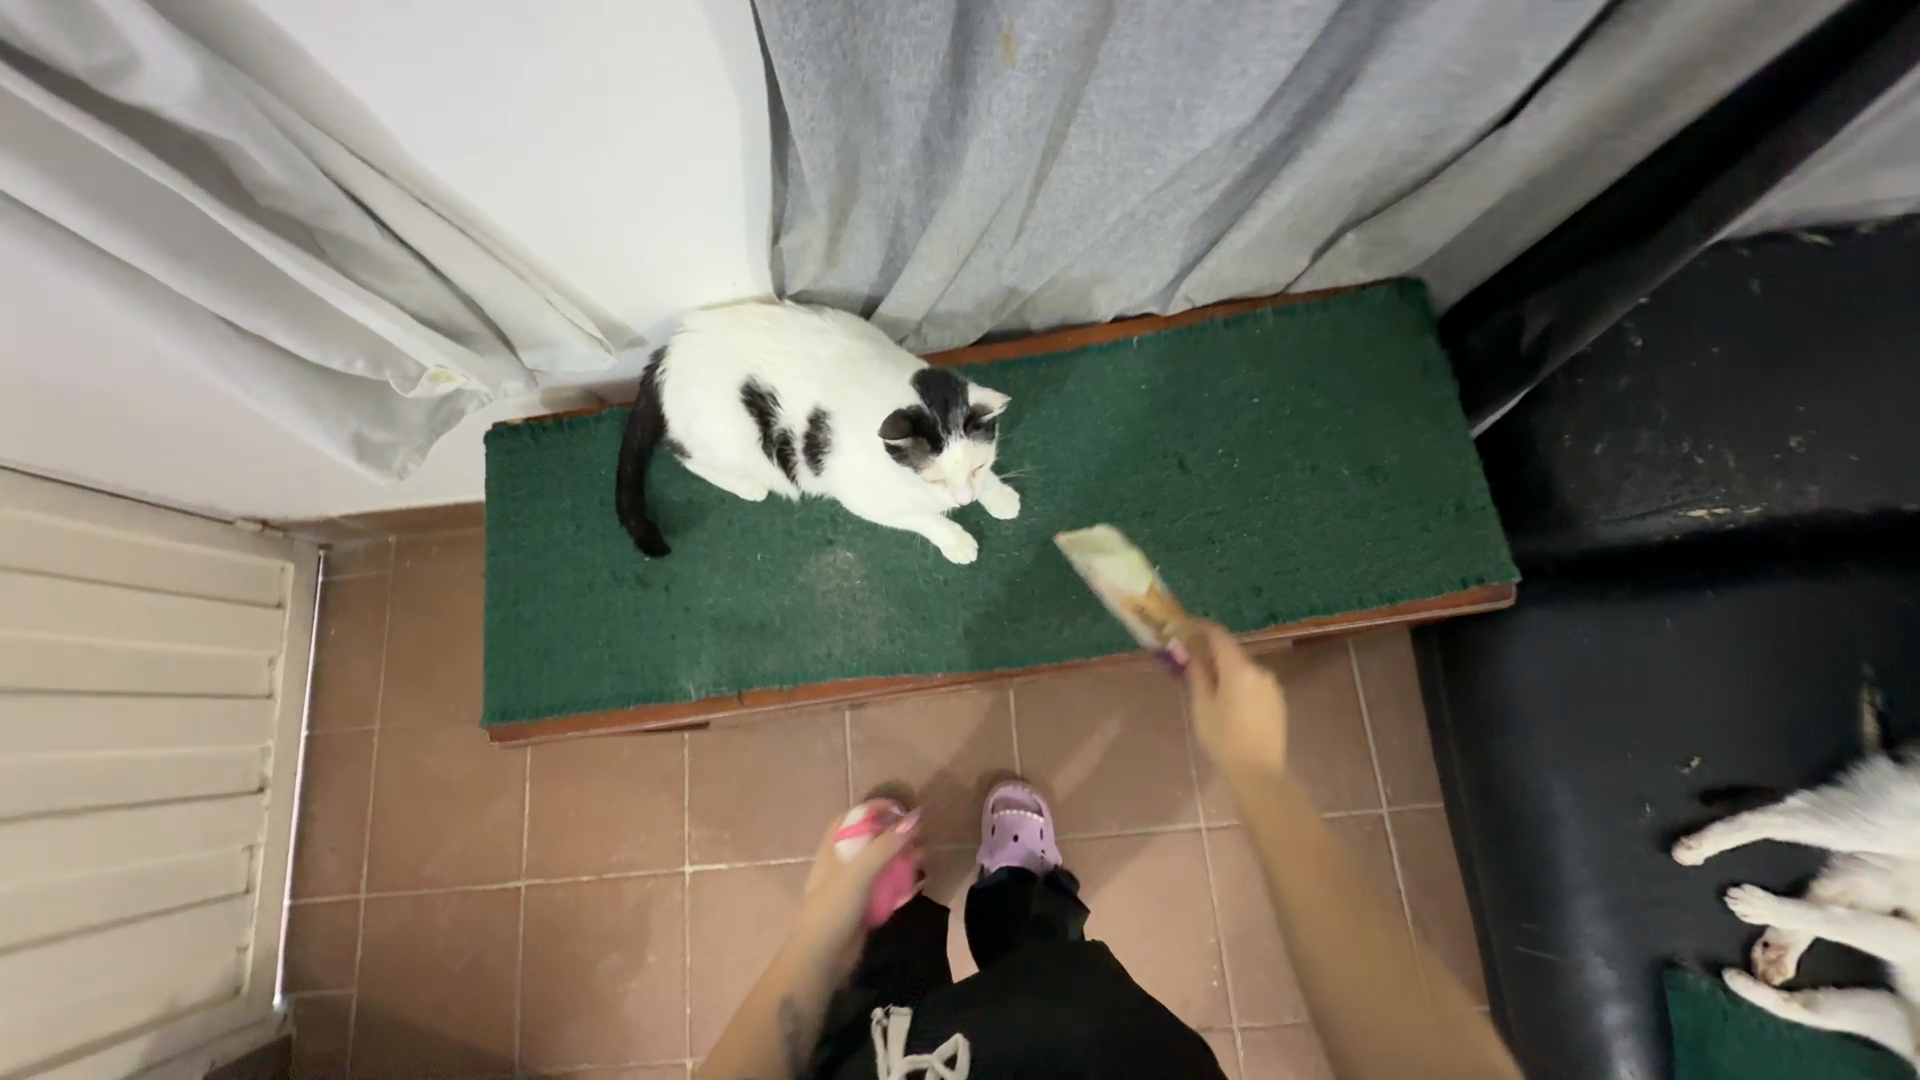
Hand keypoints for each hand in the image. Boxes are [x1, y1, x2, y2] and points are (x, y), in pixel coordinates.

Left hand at [793, 806, 921, 972]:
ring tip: (924, 856)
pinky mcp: (864, 907)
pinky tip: (918, 882)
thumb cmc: (834, 908)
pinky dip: (901, 882)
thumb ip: (886, 845)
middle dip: (894, 834)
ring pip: (881, 864)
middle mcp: (841, 864)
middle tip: (918, 833)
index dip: (874, 809)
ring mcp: (853, 887)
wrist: (821, 960)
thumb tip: (915, 817)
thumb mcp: (859, 872)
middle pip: (870, 840)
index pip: (852, 818)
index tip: (900, 808)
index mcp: (832, 849)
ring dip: (902, 858)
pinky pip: (886, 888)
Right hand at [1183, 621, 1288, 779]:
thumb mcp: (1202, 706)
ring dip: (1225, 668)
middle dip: (1211, 651)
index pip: (1219, 636)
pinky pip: (1254, 682)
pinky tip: (1227, 699)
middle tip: (1190, 658)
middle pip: (1232, 652)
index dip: (1201, 628)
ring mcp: (1272, 686)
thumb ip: (1197, 675)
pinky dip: (1238, 682)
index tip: (1185, 627)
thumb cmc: (1223, 739)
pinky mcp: (1278, 701)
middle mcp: (1259, 671)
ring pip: (1243, 668)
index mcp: (1238, 668)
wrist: (1259, 772)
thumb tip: (1190, 654)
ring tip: (1206, 683)